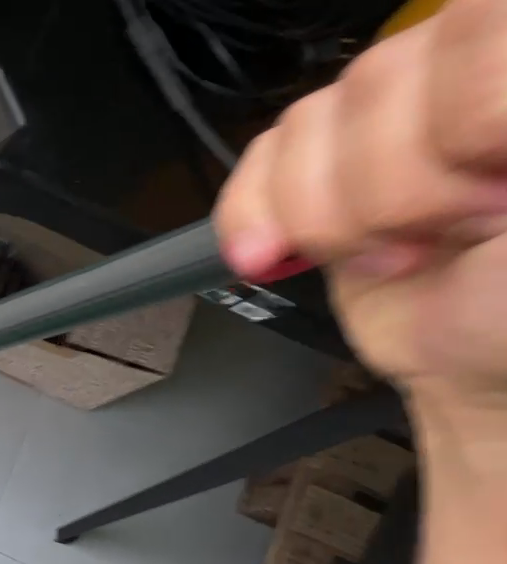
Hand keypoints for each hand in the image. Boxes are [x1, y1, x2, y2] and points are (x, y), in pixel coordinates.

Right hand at [215, 0, 506, 438]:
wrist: (477, 358)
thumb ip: (497, 138)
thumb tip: (462, 126)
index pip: (477, 23)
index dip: (470, 111)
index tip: (499, 185)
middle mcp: (469, 70)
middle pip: (379, 80)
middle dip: (397, 183)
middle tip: (461, 228)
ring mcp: (390, 118)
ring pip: (308, 125)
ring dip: (330, 215)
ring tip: (397, 252)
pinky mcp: (318, 168)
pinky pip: (254, 163)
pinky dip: (252, 217)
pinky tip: (278, 254)